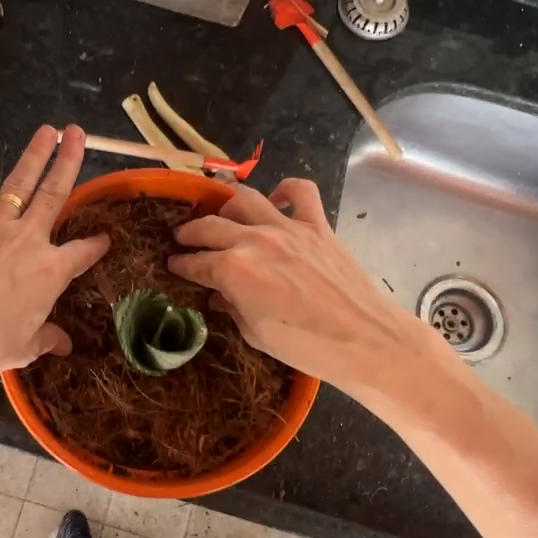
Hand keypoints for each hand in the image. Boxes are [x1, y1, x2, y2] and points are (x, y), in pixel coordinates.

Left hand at [0, 124, 109, 388]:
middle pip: (56, 195)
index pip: (84, 252)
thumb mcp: (25, 347)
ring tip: (47, 130)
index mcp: (51, 270)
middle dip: (70, 162)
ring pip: (19, 183)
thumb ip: (46, 338)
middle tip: (78, 134)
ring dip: (34, 154)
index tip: (106, 238)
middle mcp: (28, 239)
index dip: (97, 245)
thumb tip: (64, 345)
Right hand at [167, 179, 451, 391]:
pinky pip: (299, 192)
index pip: (196, 263)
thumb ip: (231, 306)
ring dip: (225, 208)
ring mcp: (287, 228)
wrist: (365, 340)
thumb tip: (216, 295)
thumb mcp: (255, 333)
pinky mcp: (317, 225)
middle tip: (183, 241)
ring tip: (221, 218)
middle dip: (190, 233)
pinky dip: (284, 190)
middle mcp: (255, 240)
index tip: (172, 265)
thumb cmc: (306, 347)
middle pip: (210, 226)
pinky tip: (276, 201)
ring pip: (244, 199)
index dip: (180, 265)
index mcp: (234, 271)